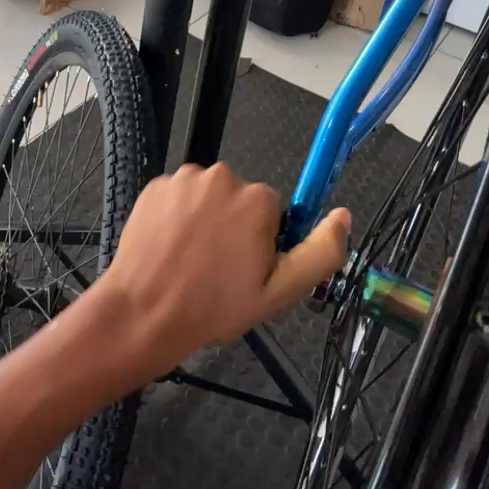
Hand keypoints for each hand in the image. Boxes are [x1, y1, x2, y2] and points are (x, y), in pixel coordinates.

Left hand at [91, 162, 350, 378]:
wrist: (145, 312)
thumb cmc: (215, 306)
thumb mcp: (280, 292)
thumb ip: (320, 253)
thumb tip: (343, 216)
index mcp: (257, 199)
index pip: (271, 212)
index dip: (262, 241)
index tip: (246, 268)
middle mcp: (221, 176)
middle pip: (238, 199)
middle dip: (233, 226)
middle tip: (218, 267)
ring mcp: (182, 179)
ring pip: (206, 196)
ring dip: (204, 219)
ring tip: (190, 260)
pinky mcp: (153, 186)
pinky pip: (176, 196)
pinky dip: (175, 215)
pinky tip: (169, 247)